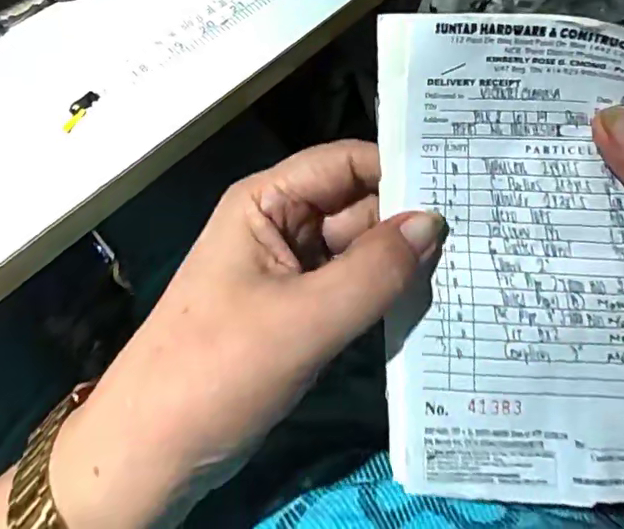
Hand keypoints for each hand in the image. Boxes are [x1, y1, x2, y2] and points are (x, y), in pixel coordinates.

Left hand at [50, 141, 444, 528]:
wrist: (147, 461)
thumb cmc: (215, 372)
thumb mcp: (302, 320)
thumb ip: (374, 271)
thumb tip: (434, 222)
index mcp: (269, 201)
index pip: (345, 163)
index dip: (397, 166)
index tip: (456, 179)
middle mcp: (283, 223)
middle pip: (358, 204)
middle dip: (407, 217)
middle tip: (476, 225)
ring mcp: (292, 268)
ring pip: (360, 246)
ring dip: (401, 257)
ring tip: (466, 259)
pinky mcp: (300, 307)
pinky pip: (353, 284)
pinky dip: (385, 290)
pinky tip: (430, 296)